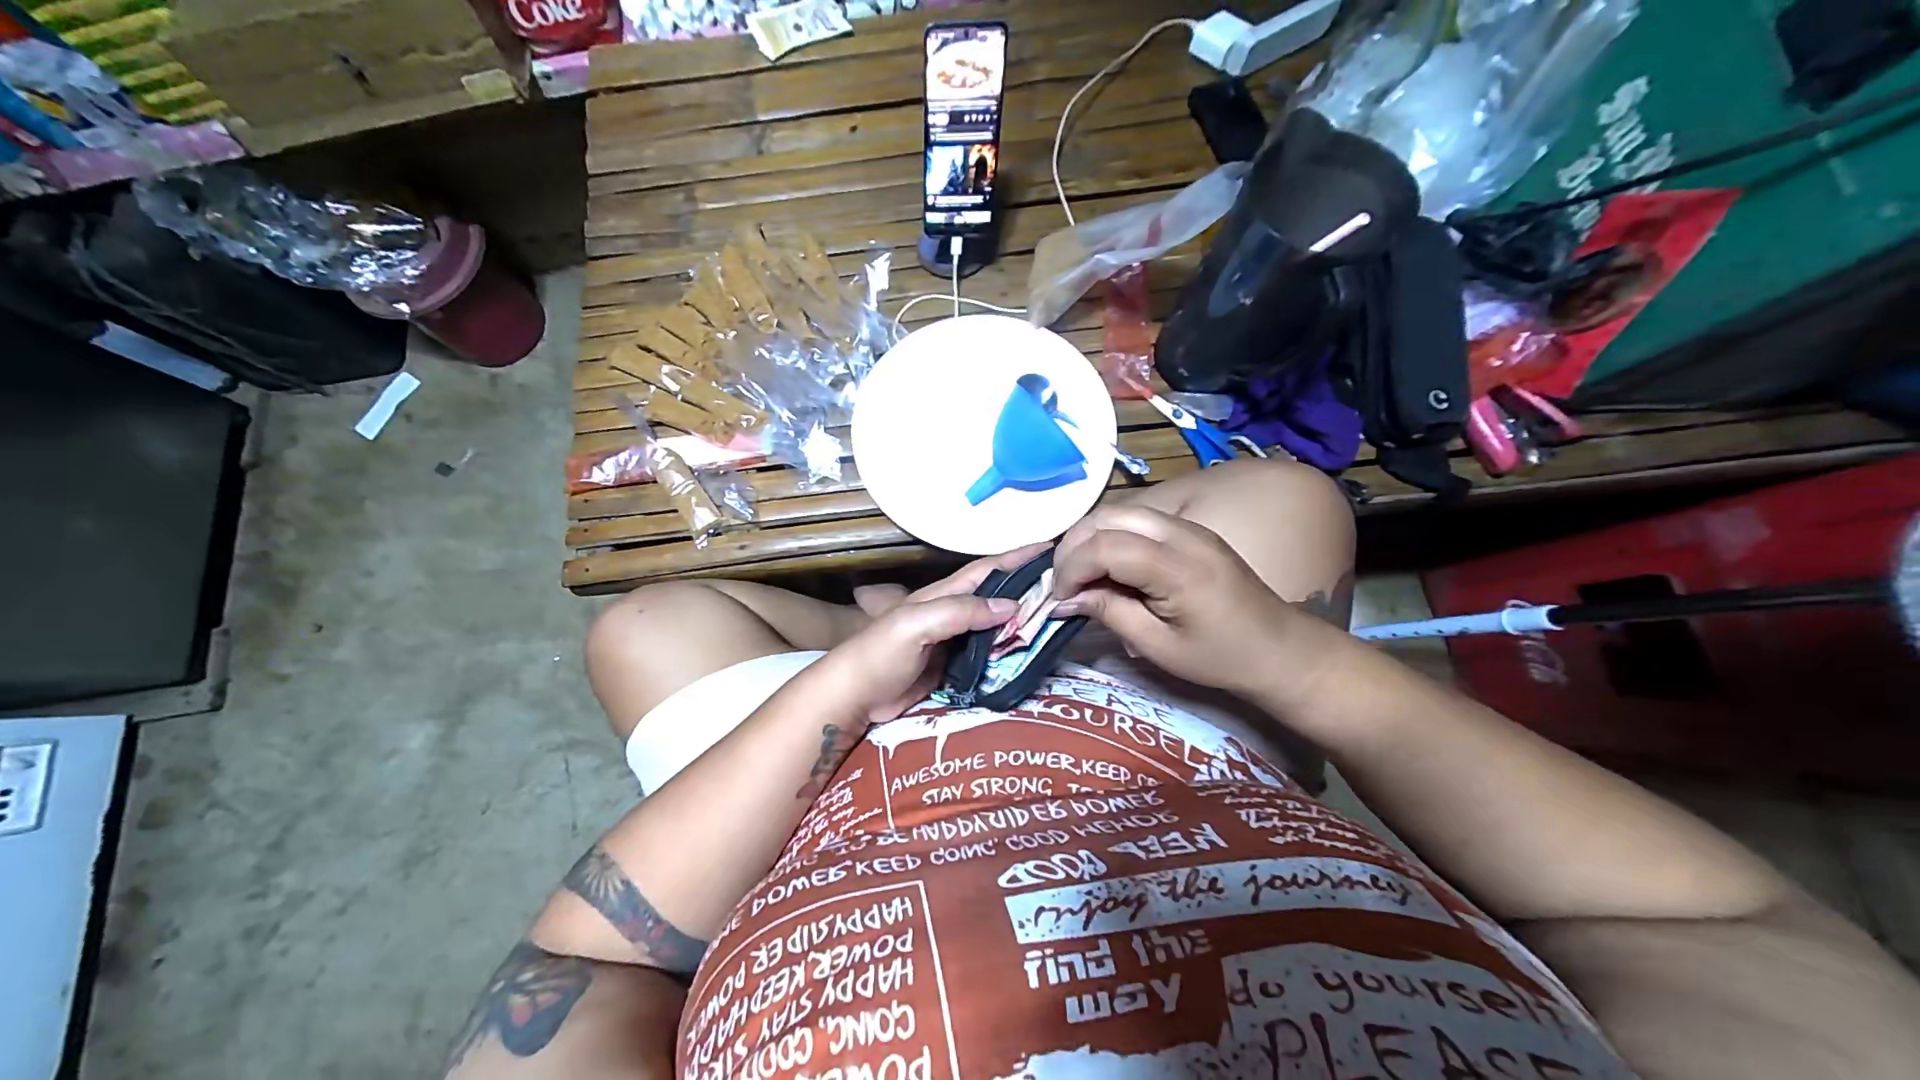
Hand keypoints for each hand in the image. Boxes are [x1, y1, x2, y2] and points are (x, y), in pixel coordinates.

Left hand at [821, 544, 1047, 723]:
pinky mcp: (954, 668)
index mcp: (942, 595)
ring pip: (997, 625)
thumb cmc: (879, 654)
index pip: (987, 570)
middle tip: (1066, 586)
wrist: (855, 697)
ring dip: (1025, 620)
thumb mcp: (915, 625)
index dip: (1017, 557)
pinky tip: (1031, 654)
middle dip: (1029, 586)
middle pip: (997, 596)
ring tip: (1059, 619)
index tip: (1051, 546)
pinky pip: (990, 654)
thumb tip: (1012, 607)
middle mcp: (952, 613)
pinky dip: (1011, 651)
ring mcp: (954, 641)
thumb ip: (959, 611)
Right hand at [1051, 507, 1347, 704]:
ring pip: (1120, 510)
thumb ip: (1109, 613)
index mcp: (1176, 567)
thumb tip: (1065, 599)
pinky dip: (1112, 535)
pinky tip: (1107, 565)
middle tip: (1064, 584)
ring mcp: (1188, 526)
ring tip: (1081, 575)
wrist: (1280, 648)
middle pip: (1107, 516)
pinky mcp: (1190, 528)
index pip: (1104, 546)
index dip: (1071, 569)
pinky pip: (1138, 518)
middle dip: (1074, 546)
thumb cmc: (1220, 656)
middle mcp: (1181, 533)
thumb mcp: (1158, 646)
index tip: (1060, 599)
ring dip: (1091, 537)